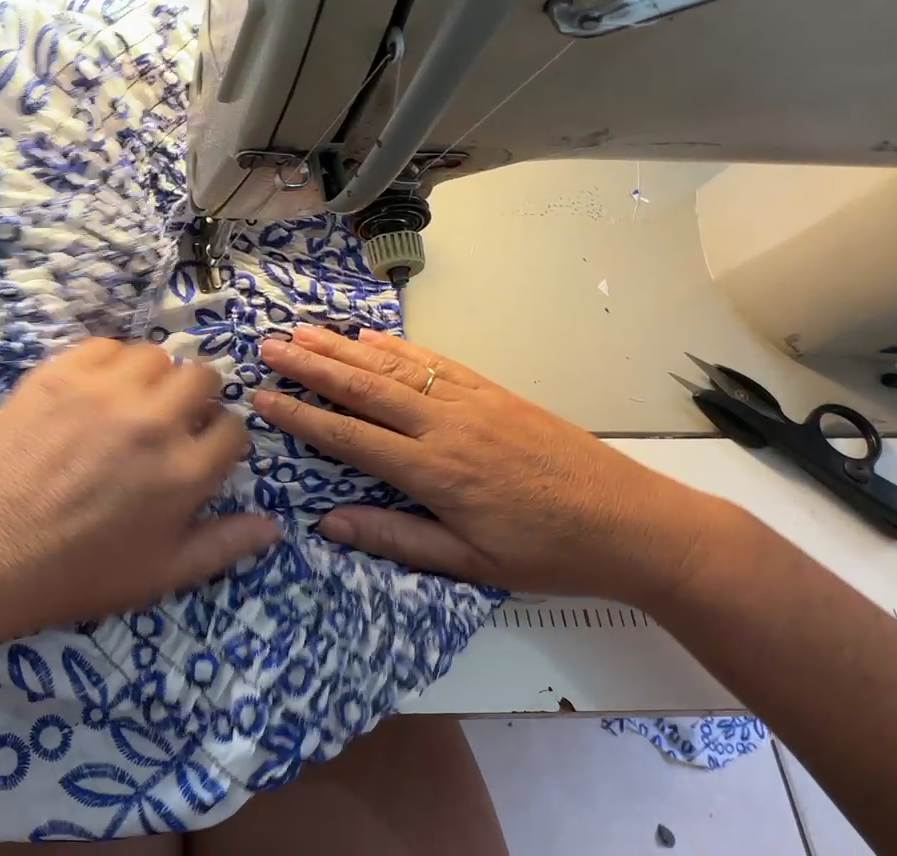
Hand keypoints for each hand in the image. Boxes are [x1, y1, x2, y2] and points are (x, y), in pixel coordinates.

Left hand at [0, 339, 280, 640]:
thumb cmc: (74, 574)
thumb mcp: (159, 575)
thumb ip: (221, 545)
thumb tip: (274, 525)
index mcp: (184, 472)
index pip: (231, 429)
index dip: (218, 440)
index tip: (196, 451)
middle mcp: (152, 421)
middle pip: (201, 378)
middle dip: (194, 399)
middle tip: (164, 424)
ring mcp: (102, 391)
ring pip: (153, 355)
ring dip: (151, 377)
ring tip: (127, 404)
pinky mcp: (57, 374)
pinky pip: (102, 345)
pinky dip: (107, 363)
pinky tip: (91, 392)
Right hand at [252, 326, 729, 605]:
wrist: (634, 524)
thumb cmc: (547, 555)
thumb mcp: (470, 565)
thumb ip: (396, 539)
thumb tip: (327, 523)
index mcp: (435, 472)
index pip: (350, 438)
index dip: (301, 417)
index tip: (261, 398)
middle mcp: (445, 426)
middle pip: (364, 388)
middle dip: (310, 366)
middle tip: (267, 347)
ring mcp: (471, 402)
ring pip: (393, 367)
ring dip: (342, 347)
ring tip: (301, 331)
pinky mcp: (493, 391)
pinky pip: (434, 362)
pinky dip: (395, 346)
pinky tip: (367, 335)